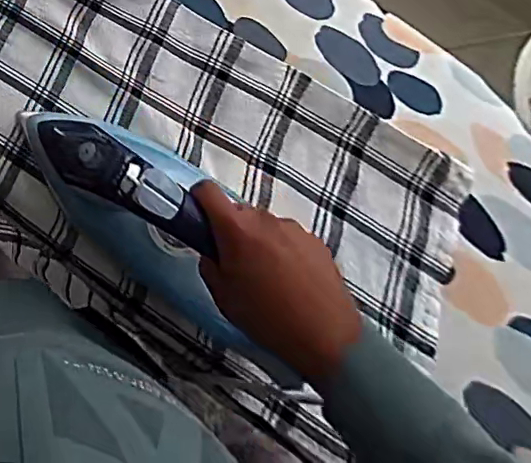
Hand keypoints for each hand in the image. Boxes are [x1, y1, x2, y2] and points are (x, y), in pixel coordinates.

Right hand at [192, 181, 361, 383]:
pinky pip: (289, 237)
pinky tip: (293, 282)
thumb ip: (209, 266)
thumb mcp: (223, 297)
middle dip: (233, 231)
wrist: (331, 341)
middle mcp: (263, 219)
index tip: (201, 219)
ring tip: (270, 278)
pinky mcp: (315, 241)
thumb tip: (212, 254)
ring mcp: (292, 228)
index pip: (207, 190)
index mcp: (235, 228)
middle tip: (237, 264)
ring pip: (264, 225)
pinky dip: (285, 251)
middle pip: (238, 212)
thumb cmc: (269, 320)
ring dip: (260, 241)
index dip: (199, 200)